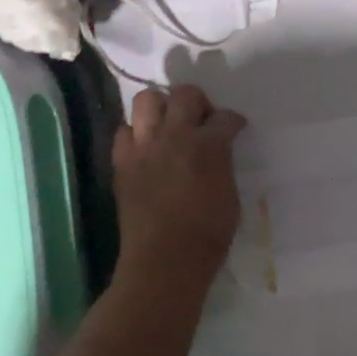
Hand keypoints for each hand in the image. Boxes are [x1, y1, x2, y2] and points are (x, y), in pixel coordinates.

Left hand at [113, 85, 246, 284]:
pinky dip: (135, 133)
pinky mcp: (122, 162)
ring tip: (168, 125)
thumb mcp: (230, 196)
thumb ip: (222, 165)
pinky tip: (145, 148)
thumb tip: (216, 153)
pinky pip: (123, 131)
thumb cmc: (207, 236)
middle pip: (185, 94)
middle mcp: (174, 136)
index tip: (235, 127)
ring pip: (146, 99)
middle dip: (198, 101)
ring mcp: (144, 146)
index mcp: (208, 146)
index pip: (226, 117)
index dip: (233, 121)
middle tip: (201, 120)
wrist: (164, 261)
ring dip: (162, 106)